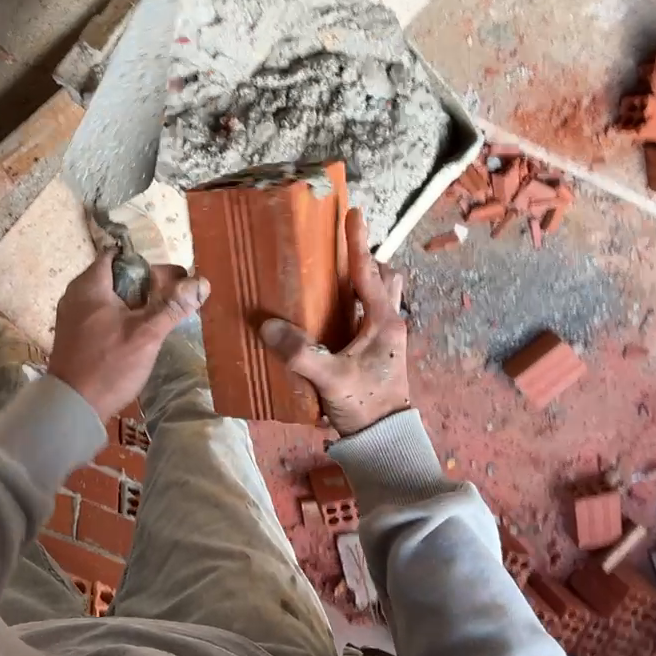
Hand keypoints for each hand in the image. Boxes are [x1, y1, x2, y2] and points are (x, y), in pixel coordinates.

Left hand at [49, 253, 209, 419]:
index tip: (170, 278)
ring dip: (134, 303)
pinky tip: (138, 334)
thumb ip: (173, 306)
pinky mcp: (73, 334)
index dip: (146, 263)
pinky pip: (100, 314)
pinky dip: (119, 317)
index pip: (119, 256)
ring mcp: (72, 315)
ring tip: (159, 317)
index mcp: (89, 285)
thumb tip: (202, 282)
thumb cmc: (109, 365)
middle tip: (171, 300)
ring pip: (108, 297)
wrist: (72, 407)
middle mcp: (75, 293)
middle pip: (115, 276)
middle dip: (144, 285)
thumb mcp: (147, 334)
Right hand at [259, 208, 410, 435]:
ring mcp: (384, 340)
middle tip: (339, 254)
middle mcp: (388, 325)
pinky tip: (327, 315)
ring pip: (379, 299)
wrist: (384, 443)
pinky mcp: (375, 354)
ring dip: (362, 285)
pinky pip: (366, 317)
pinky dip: (352, 306)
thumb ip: (301, 353)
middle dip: (366, 263)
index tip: (352, 213)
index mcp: (384, 322)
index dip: (357, 242)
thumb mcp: (331, 379)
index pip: (368, 272)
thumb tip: (267, 326)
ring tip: (332, 281)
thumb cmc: (365, 406)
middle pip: (384, 280)